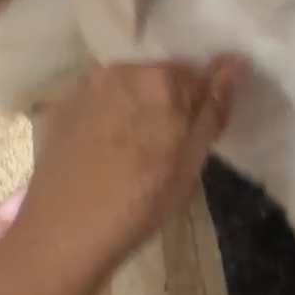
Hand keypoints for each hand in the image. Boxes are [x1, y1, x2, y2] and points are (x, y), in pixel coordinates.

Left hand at [1, 58, 241, 284]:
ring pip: (129, 89)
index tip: (199, 138)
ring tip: (134, 153)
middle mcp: (121, 70)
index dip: (203, 107)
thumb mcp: (192, 160)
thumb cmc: (141, 201)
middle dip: (169, 104)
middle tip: (169, 150)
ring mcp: (85, 87)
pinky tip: (105, 154)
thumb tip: (235, 61)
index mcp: (161, 79)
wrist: (62, 234)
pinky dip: (108, 118)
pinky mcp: (60, 107)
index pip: (199, 75)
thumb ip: (214, 107)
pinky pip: (99, 102)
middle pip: (160, 78)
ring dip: (138, 110)